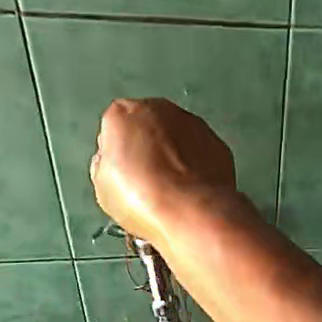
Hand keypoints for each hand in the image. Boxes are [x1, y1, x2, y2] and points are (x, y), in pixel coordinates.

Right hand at [90, 98, 239, 248]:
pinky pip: (202, 154)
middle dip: (148, 152)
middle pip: (149, 129)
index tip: (123, 178)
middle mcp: (160, 109)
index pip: (114, 130)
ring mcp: (194, 124)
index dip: (118, 157)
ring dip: (175, 159)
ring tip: (173, 191)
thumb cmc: (142, 198)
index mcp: (123, 113)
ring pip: (178, 140)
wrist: (191, 211)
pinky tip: (193, 192)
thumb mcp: (102, 185)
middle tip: (148, 185)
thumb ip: (106, 163)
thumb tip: (114, 163)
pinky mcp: (219, 144)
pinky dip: (198, 169)